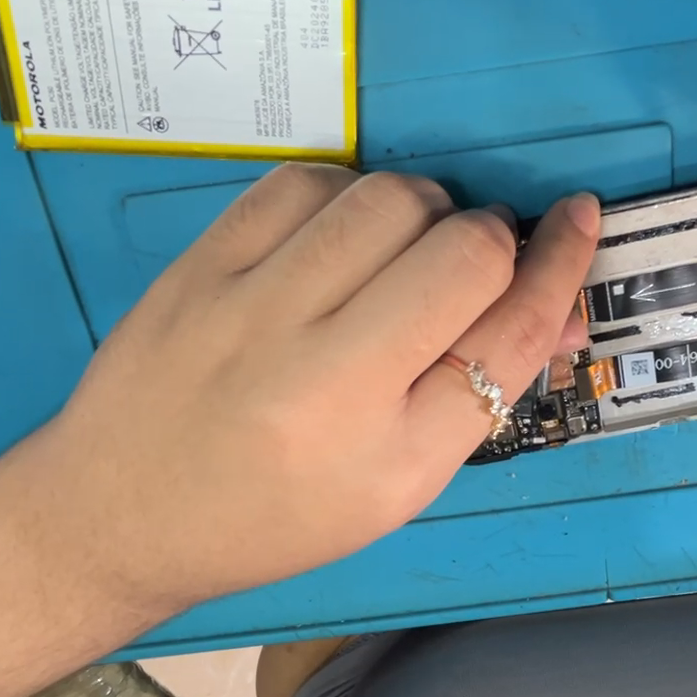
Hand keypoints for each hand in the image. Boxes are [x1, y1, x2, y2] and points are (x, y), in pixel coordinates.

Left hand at [23, 164, 600, 610]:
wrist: (117, 513)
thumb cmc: (273, 516)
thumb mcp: (393, 483)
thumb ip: (478, 392)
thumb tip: (551, 303)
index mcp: (386, 457)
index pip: (506, 333)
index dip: (559, 266)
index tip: (579, 218)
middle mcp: (324, 379)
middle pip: (462, 247)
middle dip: (487, 241)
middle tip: (461, 267)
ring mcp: (251, 308)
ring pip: (391, 198)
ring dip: (421, 213)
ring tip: (394, 254)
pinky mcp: (199, 263)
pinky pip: (309, 179)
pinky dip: (346, 195)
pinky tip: (332, 237)